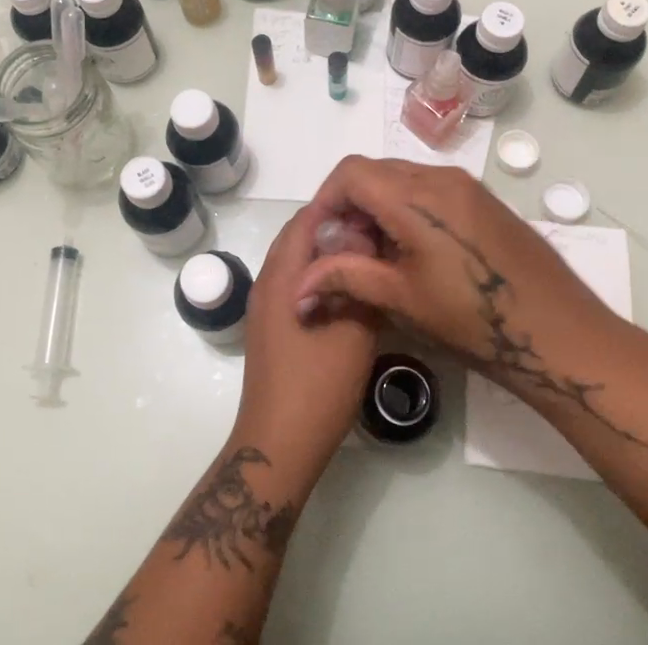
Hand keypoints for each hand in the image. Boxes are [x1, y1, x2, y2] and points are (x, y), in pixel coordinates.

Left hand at [234, 205, 378, 478]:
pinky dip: (322, 277)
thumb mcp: (353, 329)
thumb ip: (361, 281)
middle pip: (299, 238)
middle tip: (381, 228)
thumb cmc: (317, 386)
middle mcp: (267, 284)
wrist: (279, 443)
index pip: (306, 219)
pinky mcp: (272, 329)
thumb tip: (370, 238)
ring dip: (329, 253)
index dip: (340, 205)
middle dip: (337, 226)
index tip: (378, 204)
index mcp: (282, 276)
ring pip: (298, 263)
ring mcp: (266, 309)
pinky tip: (352, 291)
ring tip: (372, 256)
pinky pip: (297, 286)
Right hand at [294, 157, 616, 372]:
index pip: (350, 173)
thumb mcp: (402, 300)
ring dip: (378, 206)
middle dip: (349, 204)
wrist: (560, 334)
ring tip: (375, 255)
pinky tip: (413, 252)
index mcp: (417, 197)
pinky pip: (432, 189)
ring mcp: (469, 187)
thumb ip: (346, 278)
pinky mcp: (486, 202)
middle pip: (376, 171)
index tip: (319, 239)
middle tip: (342, 250)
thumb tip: (297, 286)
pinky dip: (408, 208)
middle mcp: (442, 178)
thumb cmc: (474, 320)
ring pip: (404, 178)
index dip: (325, 200)